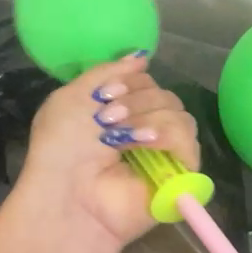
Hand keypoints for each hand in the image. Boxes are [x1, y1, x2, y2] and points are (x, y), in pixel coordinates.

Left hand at [16, 55, 201, 245]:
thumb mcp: (72, 96)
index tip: (105, 95)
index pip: (148, 83)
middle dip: (137, 102)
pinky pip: (190, 142)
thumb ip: (107, 72)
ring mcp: (166, 153)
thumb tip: (142, 57)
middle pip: (167, 96)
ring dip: (149, 119)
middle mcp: (147, 130)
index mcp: (122, 112)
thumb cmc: (61, 149)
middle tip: (107, 120)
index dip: (130, 83)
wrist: (70, 194)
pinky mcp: (180, 174)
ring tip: (123, 139)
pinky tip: (145, 144)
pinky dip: (168, 137)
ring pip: (181, 115)